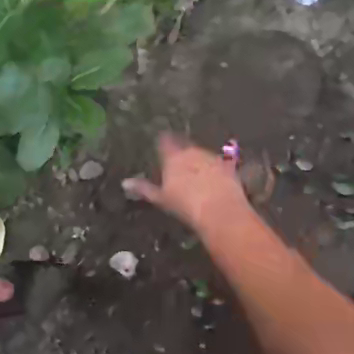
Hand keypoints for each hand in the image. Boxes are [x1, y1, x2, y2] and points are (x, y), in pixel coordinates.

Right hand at [122, 132, 252, 230]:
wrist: (220, 212)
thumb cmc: (185, 205)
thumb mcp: (161, 199)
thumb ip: (143, 188)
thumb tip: (125, 183)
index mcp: (173, 157)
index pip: (165, 142)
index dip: (163, 142)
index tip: (162, 144)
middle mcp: (192, 152)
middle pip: (185, 147)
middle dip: (182, 154)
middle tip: (179, 167)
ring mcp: (212, 157)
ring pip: (202, 155)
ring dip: (199, 162)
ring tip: (197, 177)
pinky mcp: (228, 167)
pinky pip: (218, 164)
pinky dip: (215, 170)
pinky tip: (215, 182)